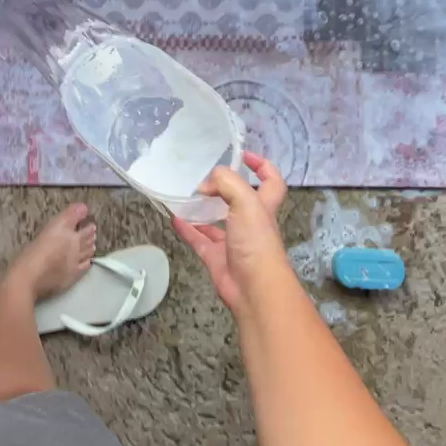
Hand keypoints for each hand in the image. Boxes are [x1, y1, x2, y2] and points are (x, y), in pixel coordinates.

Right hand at [172, 151, 289, 315]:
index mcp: (263, 207)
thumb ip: (226, 183)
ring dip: (202, 208)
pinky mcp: (217, 258)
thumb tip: (205, 185)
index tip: (243, 155)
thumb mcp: (246, 202)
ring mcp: (233, 242)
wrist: (254, 290)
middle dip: (226, 188)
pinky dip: (186, 228)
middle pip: (241, 200)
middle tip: (204, 175)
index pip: (271, 182)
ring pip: (217, 220)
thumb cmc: (257, 242)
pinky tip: (173, 217)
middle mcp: (250, 223)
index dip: (262, 165)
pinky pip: (199, 239)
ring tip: (185, 193)